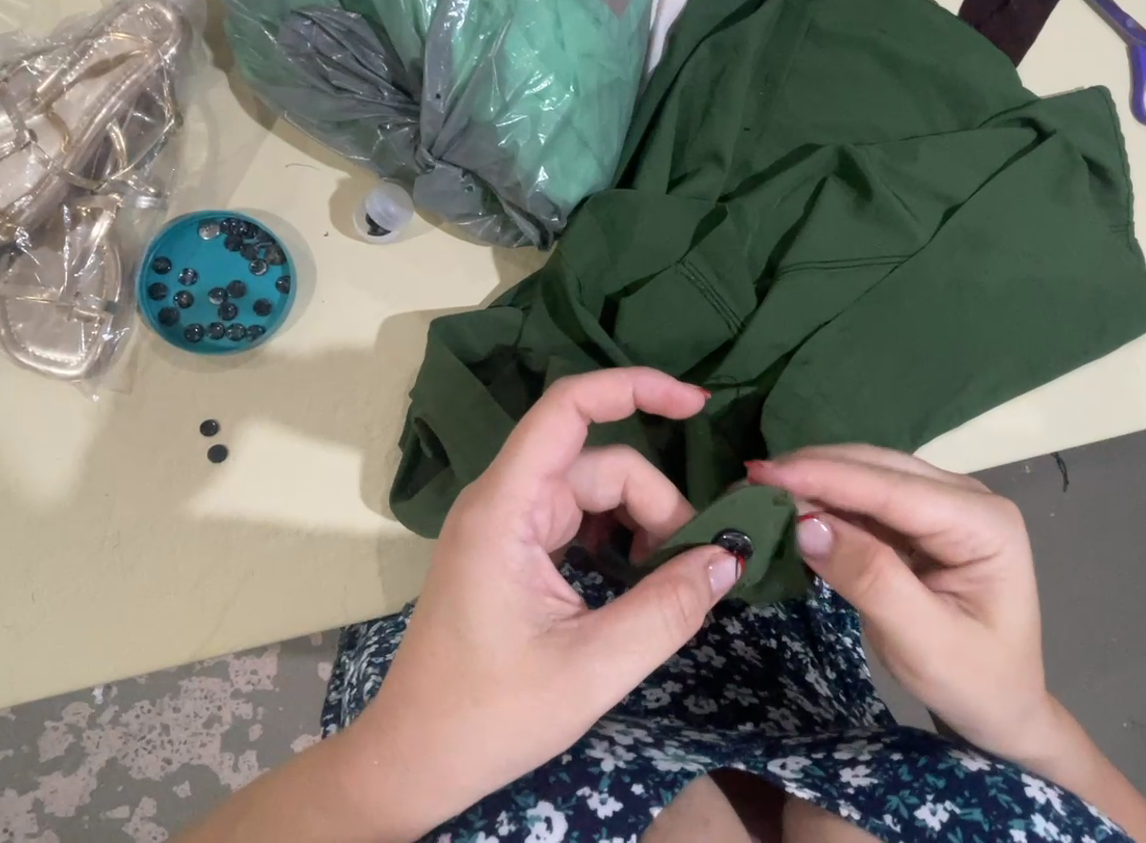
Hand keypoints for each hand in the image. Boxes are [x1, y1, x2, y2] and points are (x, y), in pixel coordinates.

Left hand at [353, 368, 743, 829]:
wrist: (415, 758)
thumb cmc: (489, 715)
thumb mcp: (591, 668)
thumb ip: (667, 609)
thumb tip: (729, 558)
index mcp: (504, 509)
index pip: (566, 408)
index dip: (632, 387)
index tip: (695, 403)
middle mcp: (504, 499)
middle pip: (599, 463)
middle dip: (656, 504)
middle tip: (694, 569)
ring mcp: (507, 522)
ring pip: (594, 491)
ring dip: (641, 522)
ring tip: (669, 580)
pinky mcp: (515, 547)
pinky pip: (579, 518)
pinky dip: (618, 538)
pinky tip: (640, 576)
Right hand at [746, 446, 1058, 764]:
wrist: (999, 708)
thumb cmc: (974, 682)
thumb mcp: (922, 642)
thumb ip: (869, 578)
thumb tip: (805, 523)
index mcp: (983, 523)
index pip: (891, 488)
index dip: (824, 476)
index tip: (762, 473)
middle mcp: (965, 497)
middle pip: (875, 468)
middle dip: (809, 471)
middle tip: (746, 481)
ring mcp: (940, 502)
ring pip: (863, 474)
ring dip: (810, 480)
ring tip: (756, 489)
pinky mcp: (915, 516)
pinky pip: (860, 496)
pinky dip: (821, 499)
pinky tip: (788, 505)